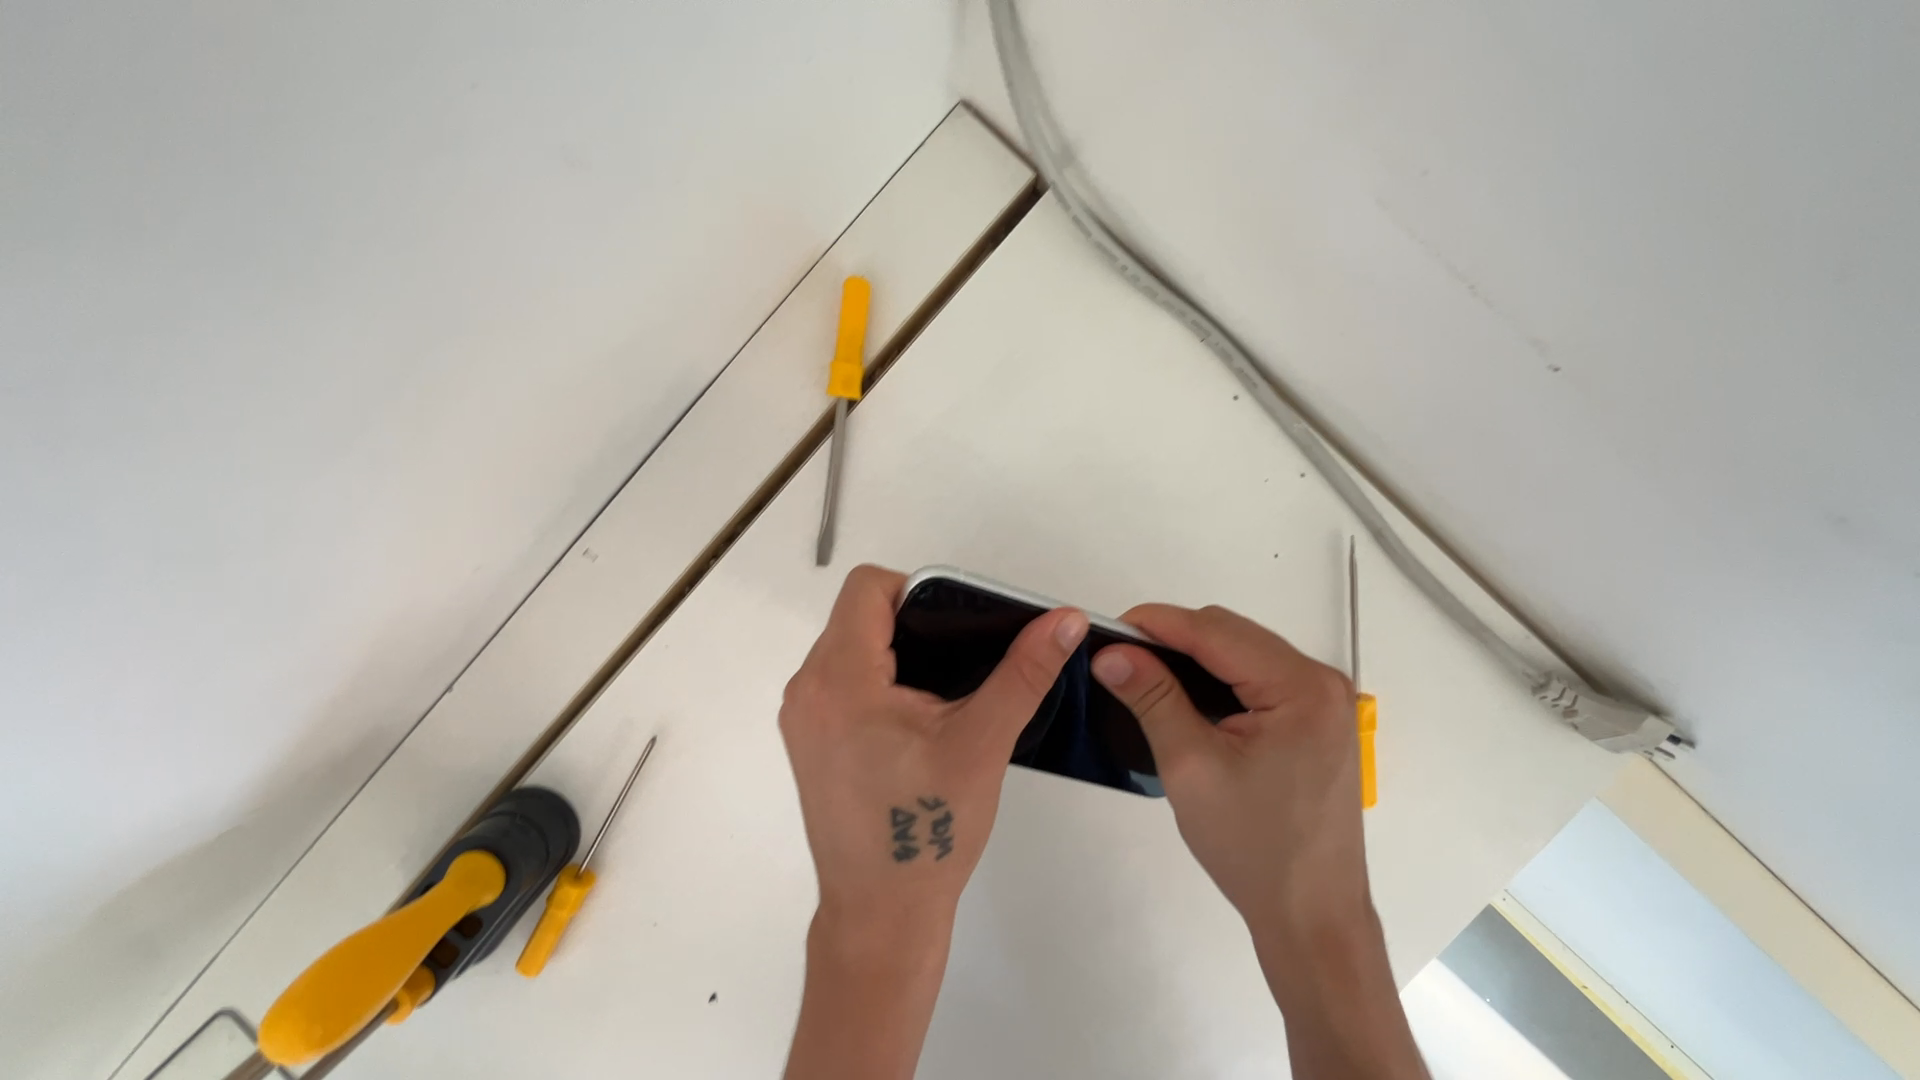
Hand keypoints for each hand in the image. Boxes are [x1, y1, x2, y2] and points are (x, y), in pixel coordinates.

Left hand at [780, 565, 1088, 935]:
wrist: (883, 914)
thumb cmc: (930, 830)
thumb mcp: (982, 743)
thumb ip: (1025, 671)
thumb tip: (1066, 619)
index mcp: (840, 679)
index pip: (867, 587)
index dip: (917, 590)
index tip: (957, 627)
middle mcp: (807, 689)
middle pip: (858, 617)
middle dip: (913, 626)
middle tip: (962, 662)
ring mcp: (801, 718)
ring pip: (849, 648)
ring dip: (895, 655)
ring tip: (944, 691)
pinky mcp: (807, 742)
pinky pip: (839, 682)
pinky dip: (876, 682)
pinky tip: (916, 719)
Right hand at [1090, 604, 1366, 942]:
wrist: (1311, 915)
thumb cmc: (1254, 847)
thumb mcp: (1191, 766)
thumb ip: (1152, 698)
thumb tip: (1110, 654)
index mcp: (1301, 688)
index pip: (1215, 631)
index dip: (1156, 623)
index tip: (1107, 630)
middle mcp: (1321, 683)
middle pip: (1232, 634)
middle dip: (1173, 638)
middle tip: (1121, 659)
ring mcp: (1323, 702)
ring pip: (1243, 653)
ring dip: (1194, 657)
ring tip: (1144, 674)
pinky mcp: (1315, 722)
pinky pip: (1257, 679)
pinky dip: (1217, 679)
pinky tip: (1185, 697)